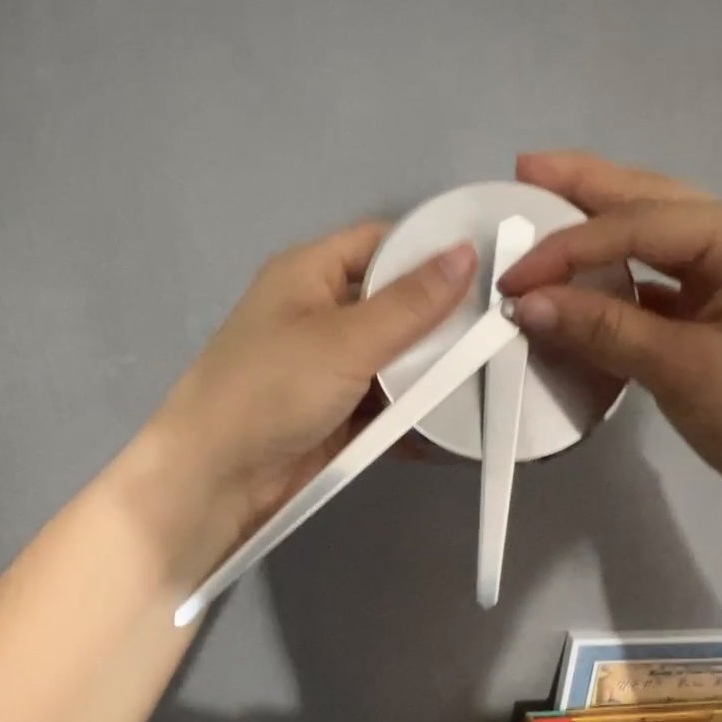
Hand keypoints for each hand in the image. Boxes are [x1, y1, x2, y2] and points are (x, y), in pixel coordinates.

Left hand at [148, 221, 477, 553]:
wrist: (215, 478)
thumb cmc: (272, 388)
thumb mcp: (345, 339)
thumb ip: (410, 303)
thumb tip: (464, 254)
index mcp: (309, 273)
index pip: (381, 243)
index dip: (431, 249)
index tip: (491, 264)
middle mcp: (318, 314)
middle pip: (393, 305)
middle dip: (442, 320)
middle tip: (505, 327)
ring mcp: (327, 369)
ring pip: (394, 361)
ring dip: (433, 373)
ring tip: (497, 375)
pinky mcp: (335, 416)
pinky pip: (386, 407)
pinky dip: (415, 417)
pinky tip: (458, 426)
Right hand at [500, 151, 721, 538]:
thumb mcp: (683, 372)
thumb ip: (603, 329)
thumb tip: (527, 304)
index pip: (643, 226)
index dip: (568, 248)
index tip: (510, 278)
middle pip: (657, 203)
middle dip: (588, 188)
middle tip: (523, 167)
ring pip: (663, 237)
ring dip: (603, 228)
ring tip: (544, 202)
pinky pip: (673, 276)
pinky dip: (626, 276)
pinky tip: (588, 271)